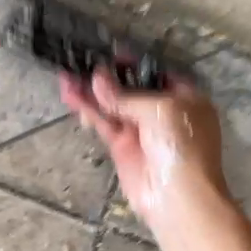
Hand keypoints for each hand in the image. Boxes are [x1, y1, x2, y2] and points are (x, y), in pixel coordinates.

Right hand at [60, 68, 226, 228]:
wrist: (178, 197)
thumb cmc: (181, 144)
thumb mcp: (159, 109)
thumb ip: (125, 95)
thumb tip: (96, 78)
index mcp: (185, 99)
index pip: (157, 74)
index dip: (134, 63)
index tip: (111, 53)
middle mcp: (163, 112)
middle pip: (131, 88)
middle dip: (107, 77)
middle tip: (81, 62)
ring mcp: (141, 131)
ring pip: (112, 105)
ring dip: (90, 91)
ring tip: (65, 75)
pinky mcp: (122, 147)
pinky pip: (103, 123)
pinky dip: (87, 109)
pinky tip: (71, 94)